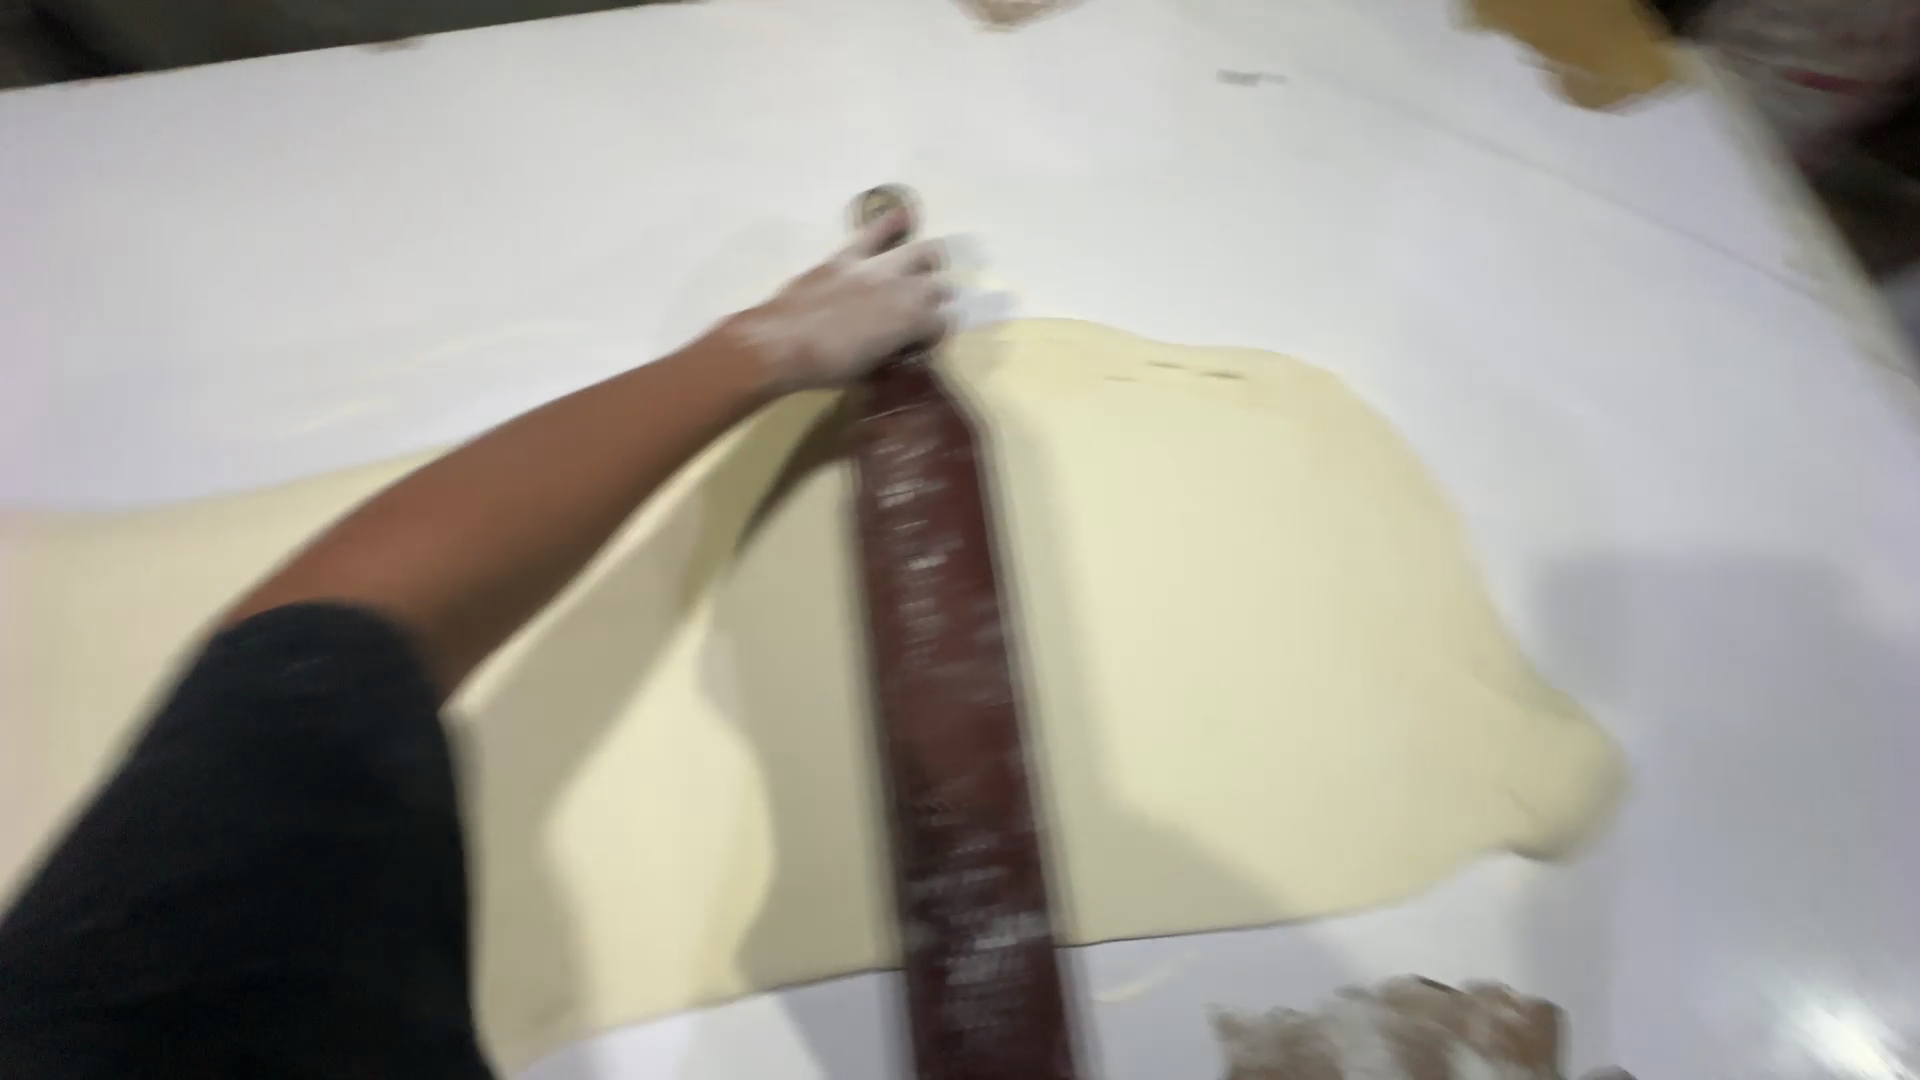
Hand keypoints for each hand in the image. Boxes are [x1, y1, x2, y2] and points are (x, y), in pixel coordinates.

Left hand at [724, 208, 950, 393]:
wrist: (782, 343)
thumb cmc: (828, 368)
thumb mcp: (869, 371)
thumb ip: (891, 355)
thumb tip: (897, 351)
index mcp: (912, 323)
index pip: (944, 323)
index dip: (937, 335)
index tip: (925, 344)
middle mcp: (904, 290)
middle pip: (938, 288)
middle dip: (938, 300)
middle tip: (929, 309)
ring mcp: (877, 267)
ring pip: (921, 253)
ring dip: (930, 261)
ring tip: (929, 265)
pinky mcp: (850, 255)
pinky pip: (876, 231)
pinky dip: (892, 222)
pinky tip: (904, 215)